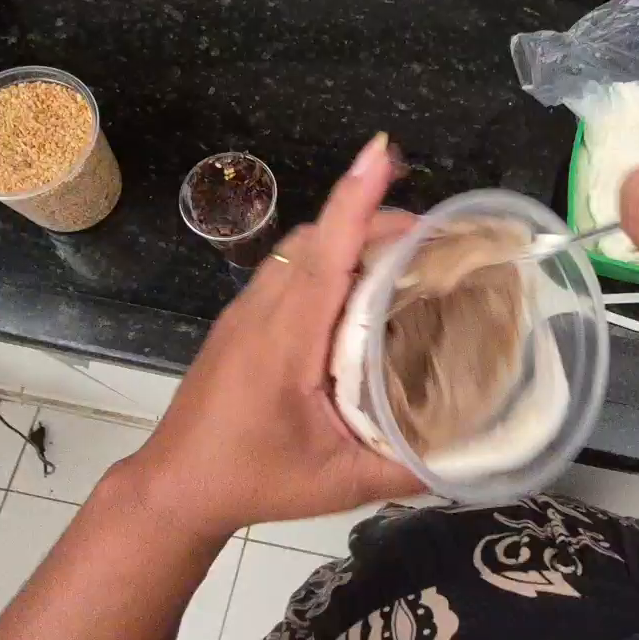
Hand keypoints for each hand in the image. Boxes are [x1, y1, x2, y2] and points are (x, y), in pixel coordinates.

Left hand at [132, 134, 423, 536]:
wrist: (174, 485)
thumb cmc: (253, 479)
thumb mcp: (337, 483)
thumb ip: (403, 468)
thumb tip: (464, 458)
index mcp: (286, 340)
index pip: (325, 254)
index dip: (355, 201)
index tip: (381, 154)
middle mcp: (263, 310)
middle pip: (318, 238)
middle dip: (372, 216)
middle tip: (432, 234)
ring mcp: (246, 310)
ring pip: (301, 248)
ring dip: (349, 233)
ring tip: (402, 251)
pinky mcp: (242, 319)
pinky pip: (290, 269)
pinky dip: (328, 255)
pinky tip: (357, 284)